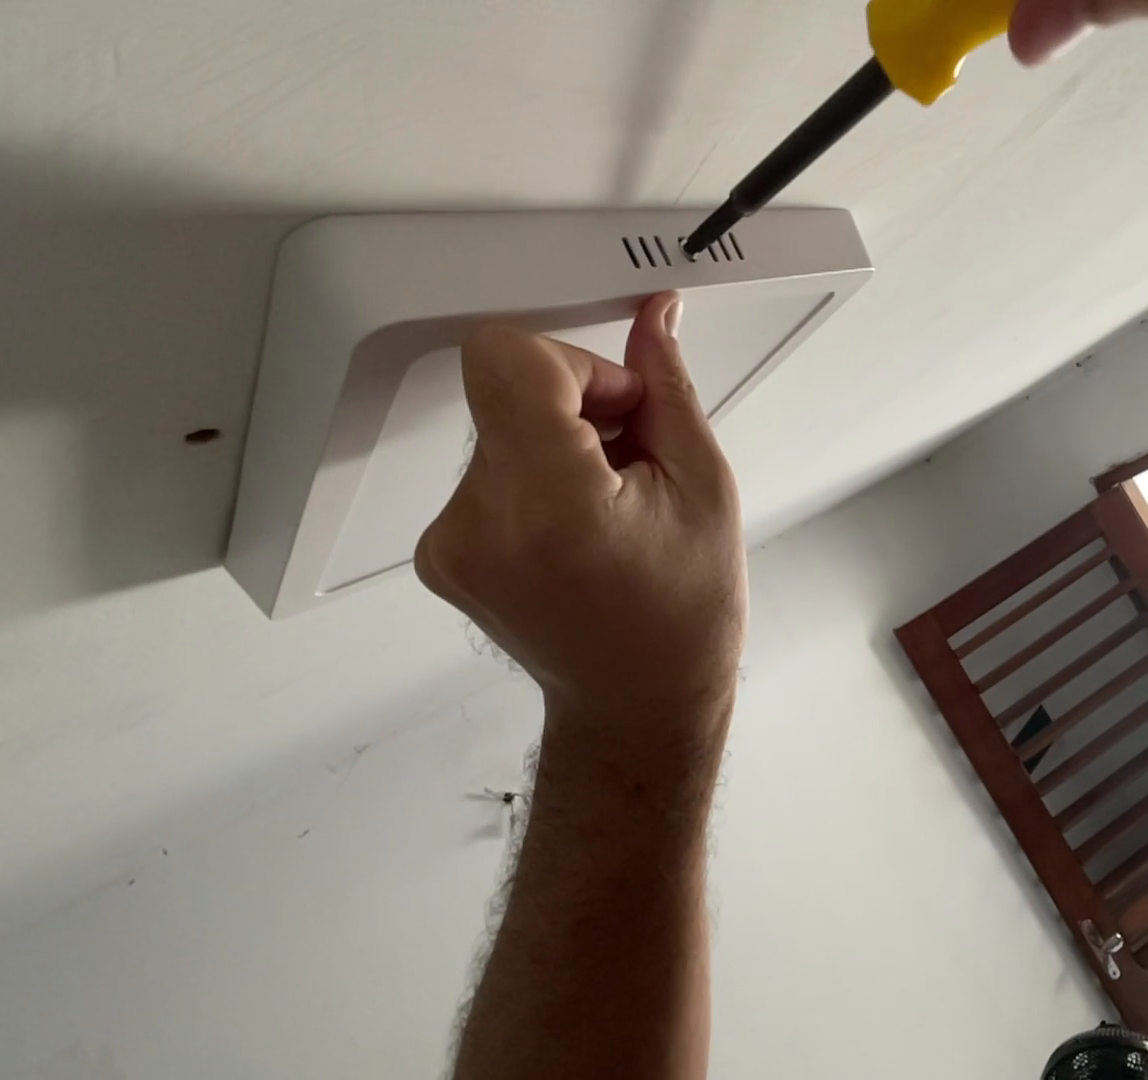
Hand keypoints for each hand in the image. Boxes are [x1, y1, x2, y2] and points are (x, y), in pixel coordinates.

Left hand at [415, 292, 747, 723]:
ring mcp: (451, 544)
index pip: (508, 358)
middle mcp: (481, 525)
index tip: (619, 405)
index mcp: (552, 506)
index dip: (575, 363)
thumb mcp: (703, 490)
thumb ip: (667, 392)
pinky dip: (537, 476)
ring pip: (499, 429)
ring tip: (612, 506)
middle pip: (505, 390)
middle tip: (632, 463)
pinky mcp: (443, 552)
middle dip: (578, 405)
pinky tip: (582, 526)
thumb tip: (653, 320)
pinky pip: (487, 472)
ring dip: (559, 443)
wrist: (639, 701)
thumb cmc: (683, 620)